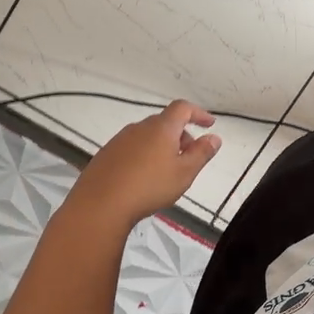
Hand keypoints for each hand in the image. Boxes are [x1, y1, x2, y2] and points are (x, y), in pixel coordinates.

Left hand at [67, 101, 221, 225]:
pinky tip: (144, 177)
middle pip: (165, 122)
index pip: (182, 108)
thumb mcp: (184, 173)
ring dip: (162, 145)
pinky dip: (145, 154)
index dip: (198, 113)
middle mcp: (139, 128)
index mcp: (161, 128)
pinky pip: (132, 147)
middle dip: (181, 134)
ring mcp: (119, 141)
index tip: (209, 124)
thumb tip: (214, 137)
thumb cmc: (149, 187)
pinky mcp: (106, 155)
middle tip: (190, 155)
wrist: (99, 205)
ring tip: (168, 169)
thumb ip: (202, 153)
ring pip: (148, 135)